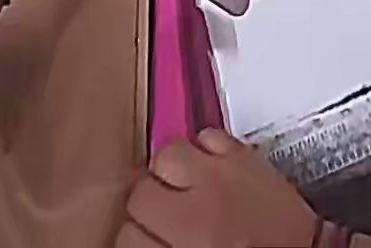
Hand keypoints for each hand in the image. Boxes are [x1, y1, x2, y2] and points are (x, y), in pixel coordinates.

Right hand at [117, 129, 317, 247]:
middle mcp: (198, 211)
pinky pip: (207, 135)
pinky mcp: (244, 153)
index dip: (127, 240)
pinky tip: (206, 168)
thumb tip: (141, 238)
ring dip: (167, 171)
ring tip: (176, 187)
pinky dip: (202, 149)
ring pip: (167, 153)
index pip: (126, 237)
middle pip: (140, 191)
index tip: (135, 242)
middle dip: (142, 205)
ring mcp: (222, 176)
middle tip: (152, 218)